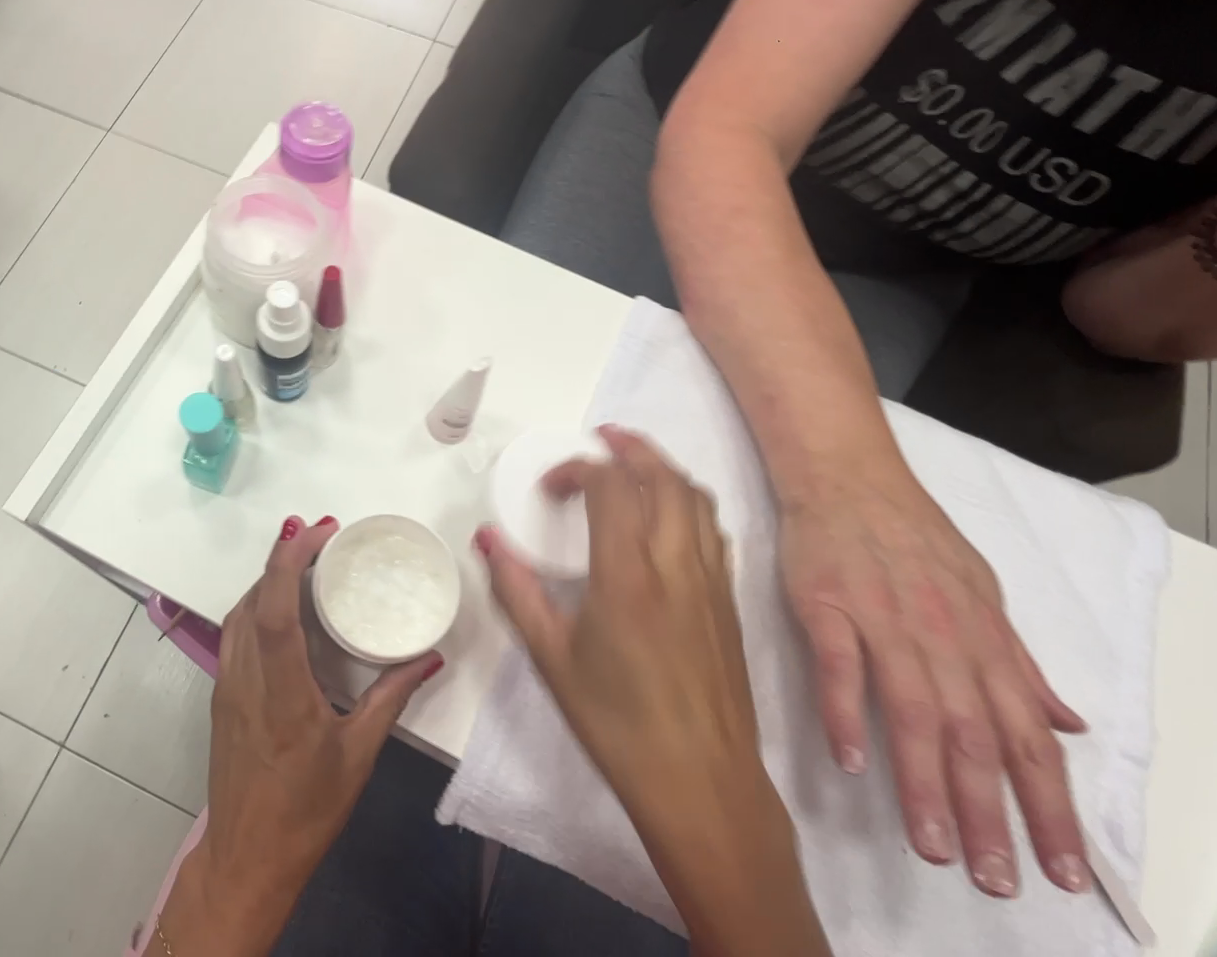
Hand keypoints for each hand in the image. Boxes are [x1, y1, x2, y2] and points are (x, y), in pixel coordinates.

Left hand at [160, 516, 441, 956]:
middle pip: (253, 601)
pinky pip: (235, 634)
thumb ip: (390, 699)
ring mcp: (226, 686)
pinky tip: (285, 606)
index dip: (289, 563)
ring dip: (268, 579)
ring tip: (306, 560)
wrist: (246, 856)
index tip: (314, 530)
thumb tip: (428, 658)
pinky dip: (258, 606)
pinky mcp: (222, 696)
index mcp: (281, 694)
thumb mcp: (357, 755)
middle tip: (322, 534)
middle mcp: (245, 680)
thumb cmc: (307, 811)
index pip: (275, 612)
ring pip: (239, 614)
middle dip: (283, 558)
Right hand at [478, 428, 830, 955]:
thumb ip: (516, 590)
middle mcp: (675, 565)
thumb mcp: (551, 658)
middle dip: (630, 447)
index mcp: (627, 576)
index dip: (577, 470)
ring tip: (632, 462)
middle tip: (599, 437)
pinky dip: (688, 501)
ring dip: (663, 467)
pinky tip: (667, 517)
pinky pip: (713, 528)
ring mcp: (711, 580)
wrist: (702, 779)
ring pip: (696, 497)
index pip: (611, 488)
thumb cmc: (615, 722)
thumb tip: (487, 538)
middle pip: (663, 477)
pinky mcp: (729, 600)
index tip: (548, 490)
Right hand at [781, 475, 1089, 897]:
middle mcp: (944, 639)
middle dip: (991, 814)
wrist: (847, 478)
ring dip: (925, 783)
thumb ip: (1017, 663)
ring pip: (914, 712)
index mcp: (983, 641)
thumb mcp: (983, 594)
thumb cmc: (910, 534)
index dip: (1049, 806)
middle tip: (997, 881)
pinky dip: (846, 713)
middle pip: (974, 737)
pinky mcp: (826, 606)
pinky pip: (839, 665)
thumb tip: (1067, 724)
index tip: (1063, 871)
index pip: (1026, 737)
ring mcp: (883, 621)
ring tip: (933, 845)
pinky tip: (849, 760)